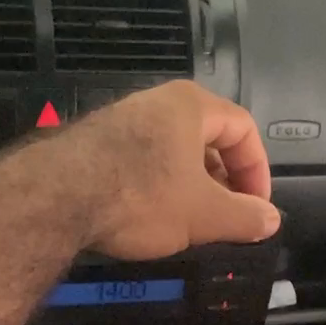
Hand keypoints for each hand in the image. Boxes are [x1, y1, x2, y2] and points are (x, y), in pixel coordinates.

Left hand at [59, 81, 280, 259]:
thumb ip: (243, 217)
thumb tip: (270, 221)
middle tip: (223, 217)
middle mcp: (153, 102)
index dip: (257, 170)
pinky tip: (142, 216)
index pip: (243, 129)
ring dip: (184, 186)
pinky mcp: (88, 144)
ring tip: (185, 222)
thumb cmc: (142, 196)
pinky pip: (134, 162)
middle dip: (220, 181)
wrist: (55, 197)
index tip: (256, 208)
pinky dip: (149, 187)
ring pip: (167, 152)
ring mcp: (116, 121)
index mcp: (190, 105)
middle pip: (203, 138)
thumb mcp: (203, 214)